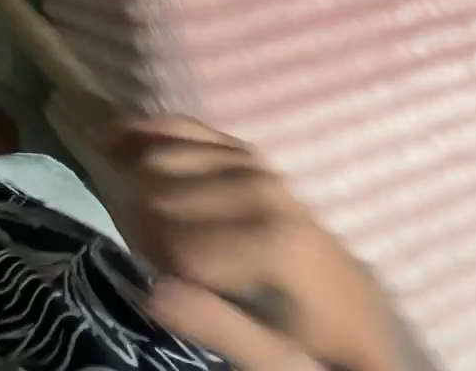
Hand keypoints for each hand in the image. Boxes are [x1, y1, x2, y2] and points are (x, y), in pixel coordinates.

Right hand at [108, 115, 398, 370]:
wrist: (361, 319)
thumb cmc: (318, 347)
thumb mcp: (279, 359)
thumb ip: (220, 327)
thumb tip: (151, 293)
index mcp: (274, 239)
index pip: (175, 238)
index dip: (156, 266)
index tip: (159, 287)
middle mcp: (263, 188)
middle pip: (162, 190)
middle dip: (145, 224)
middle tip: (152, 257)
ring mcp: (255, 164)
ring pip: (165, 155)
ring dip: (140, 184)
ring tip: (144, 221)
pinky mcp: (246, 153)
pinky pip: (186, 128)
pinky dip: (147, 130)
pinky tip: (115, 136)